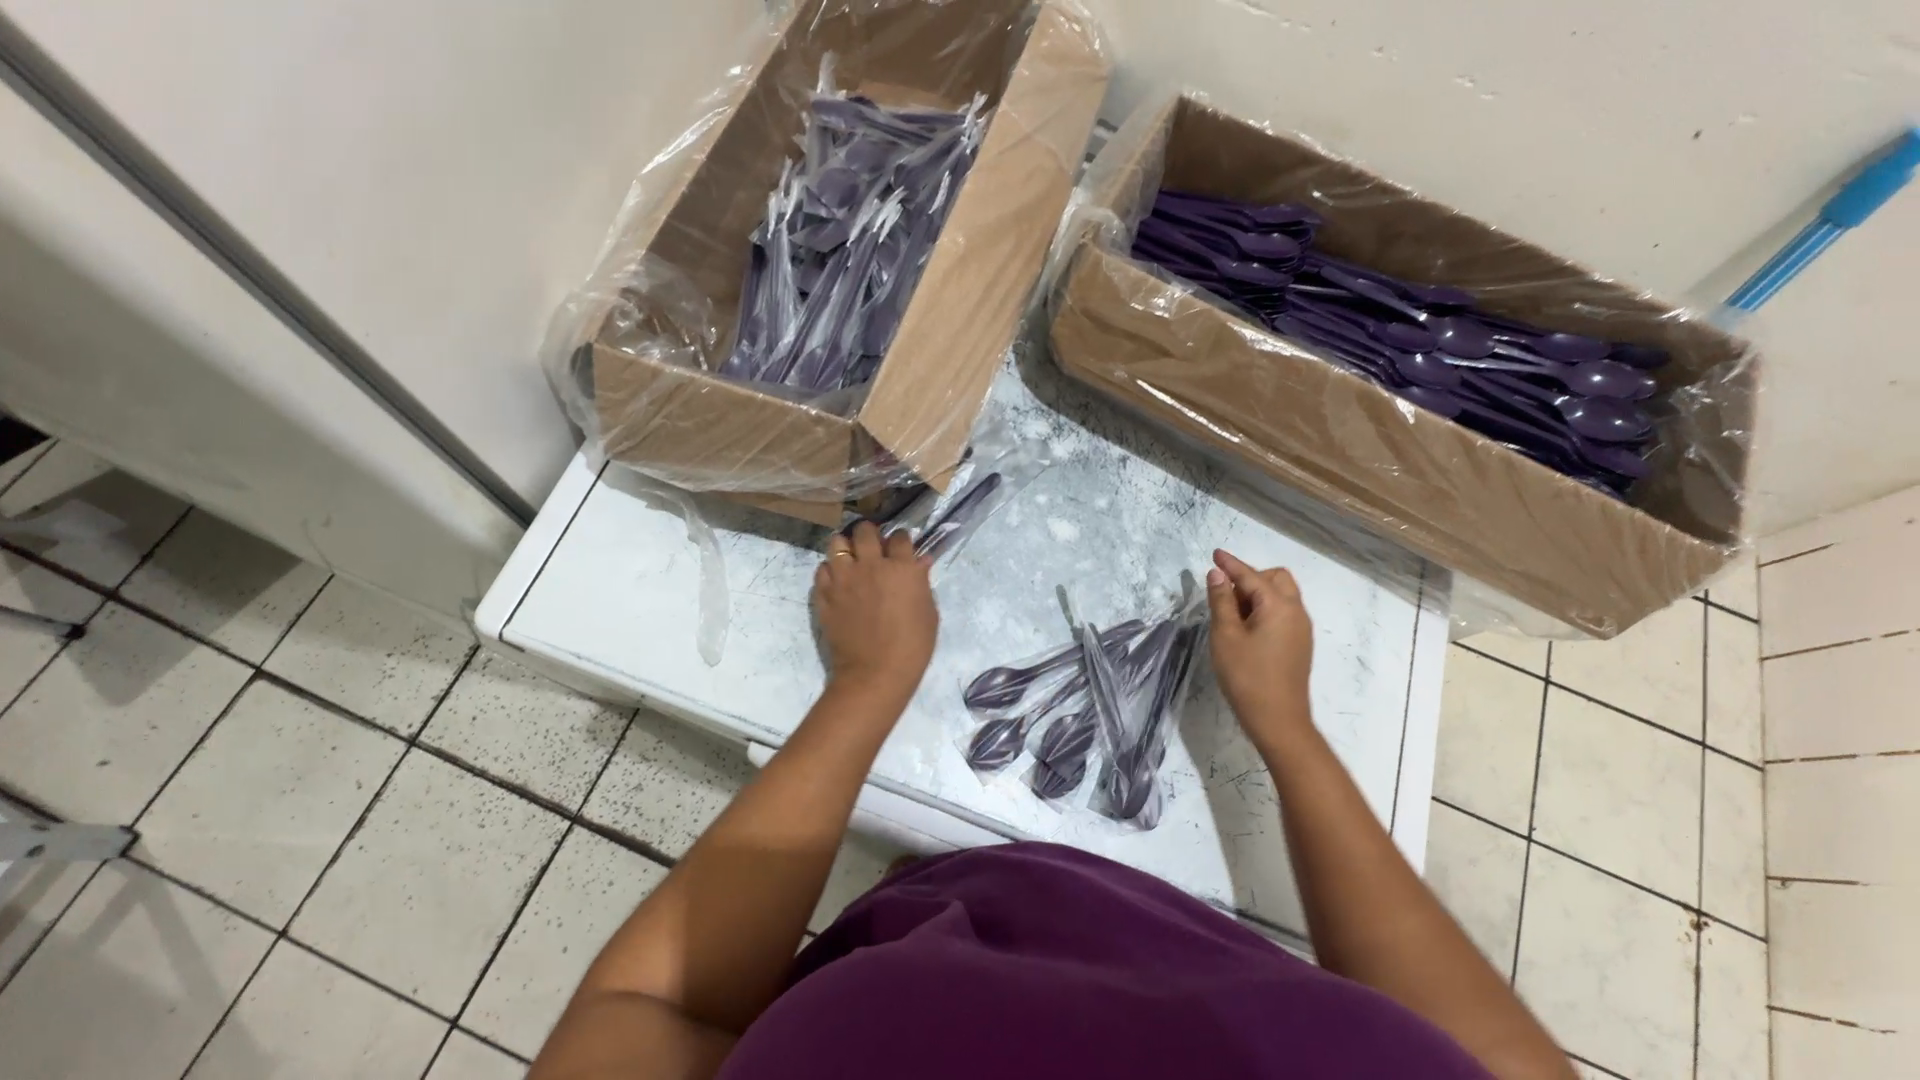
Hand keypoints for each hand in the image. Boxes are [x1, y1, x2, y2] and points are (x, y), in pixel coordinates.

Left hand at [813, 522, 938, 705]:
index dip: (902, 541)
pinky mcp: (824, 594)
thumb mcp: (929, 614)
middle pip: (864, 531)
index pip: (900, 537)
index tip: (901, 548)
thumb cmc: (912, 647)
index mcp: (901, 568)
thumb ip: (922, 584)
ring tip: (850, 558)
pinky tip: (838, 581)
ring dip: (845, 546)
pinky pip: (822, 569)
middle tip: (873, 546)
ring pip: (836, 542)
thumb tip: (920, 563)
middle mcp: (870, 565)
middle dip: (870, 534)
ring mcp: (843, 578)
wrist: (874, 674)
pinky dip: (830, 571)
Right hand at [1206, 549, 1315, 753]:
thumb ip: (1221, 601)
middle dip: (1250, 577)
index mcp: (1278, 605)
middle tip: (1223, 591)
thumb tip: (1218, 574)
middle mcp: (1296, 611)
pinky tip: (1245, 628)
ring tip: (1231, 611)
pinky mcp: (1299, 644)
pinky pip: (1283, 613)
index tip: (1214, 554)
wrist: (1278, 719)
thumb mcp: (1225, 636)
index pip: (1251, 576)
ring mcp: (1301, 629)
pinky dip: (1265, 609)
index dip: (1230, 564)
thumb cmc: (1246, 676)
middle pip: (1276, 579)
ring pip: (1281, 596)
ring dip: (1258, 594)